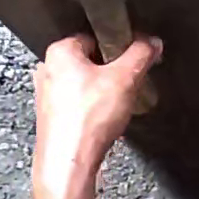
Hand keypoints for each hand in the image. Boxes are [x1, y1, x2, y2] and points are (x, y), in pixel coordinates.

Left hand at [32, 33, 161, 193]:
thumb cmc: (86, 121)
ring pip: (85, 84)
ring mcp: (48, 95)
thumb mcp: (125, 79)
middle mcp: (49, 70)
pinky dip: (93, 111)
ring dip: (102, 93)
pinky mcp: (53, 116)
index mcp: (60, 52)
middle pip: (91, 61)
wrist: (69, 162)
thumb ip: (142, 55)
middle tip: (124, 86)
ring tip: (113, 108)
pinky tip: (102, 122)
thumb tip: (151, 42)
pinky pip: (79, 105)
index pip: (95, 37)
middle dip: (111, 73)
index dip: (117, 48)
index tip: (130, 59)